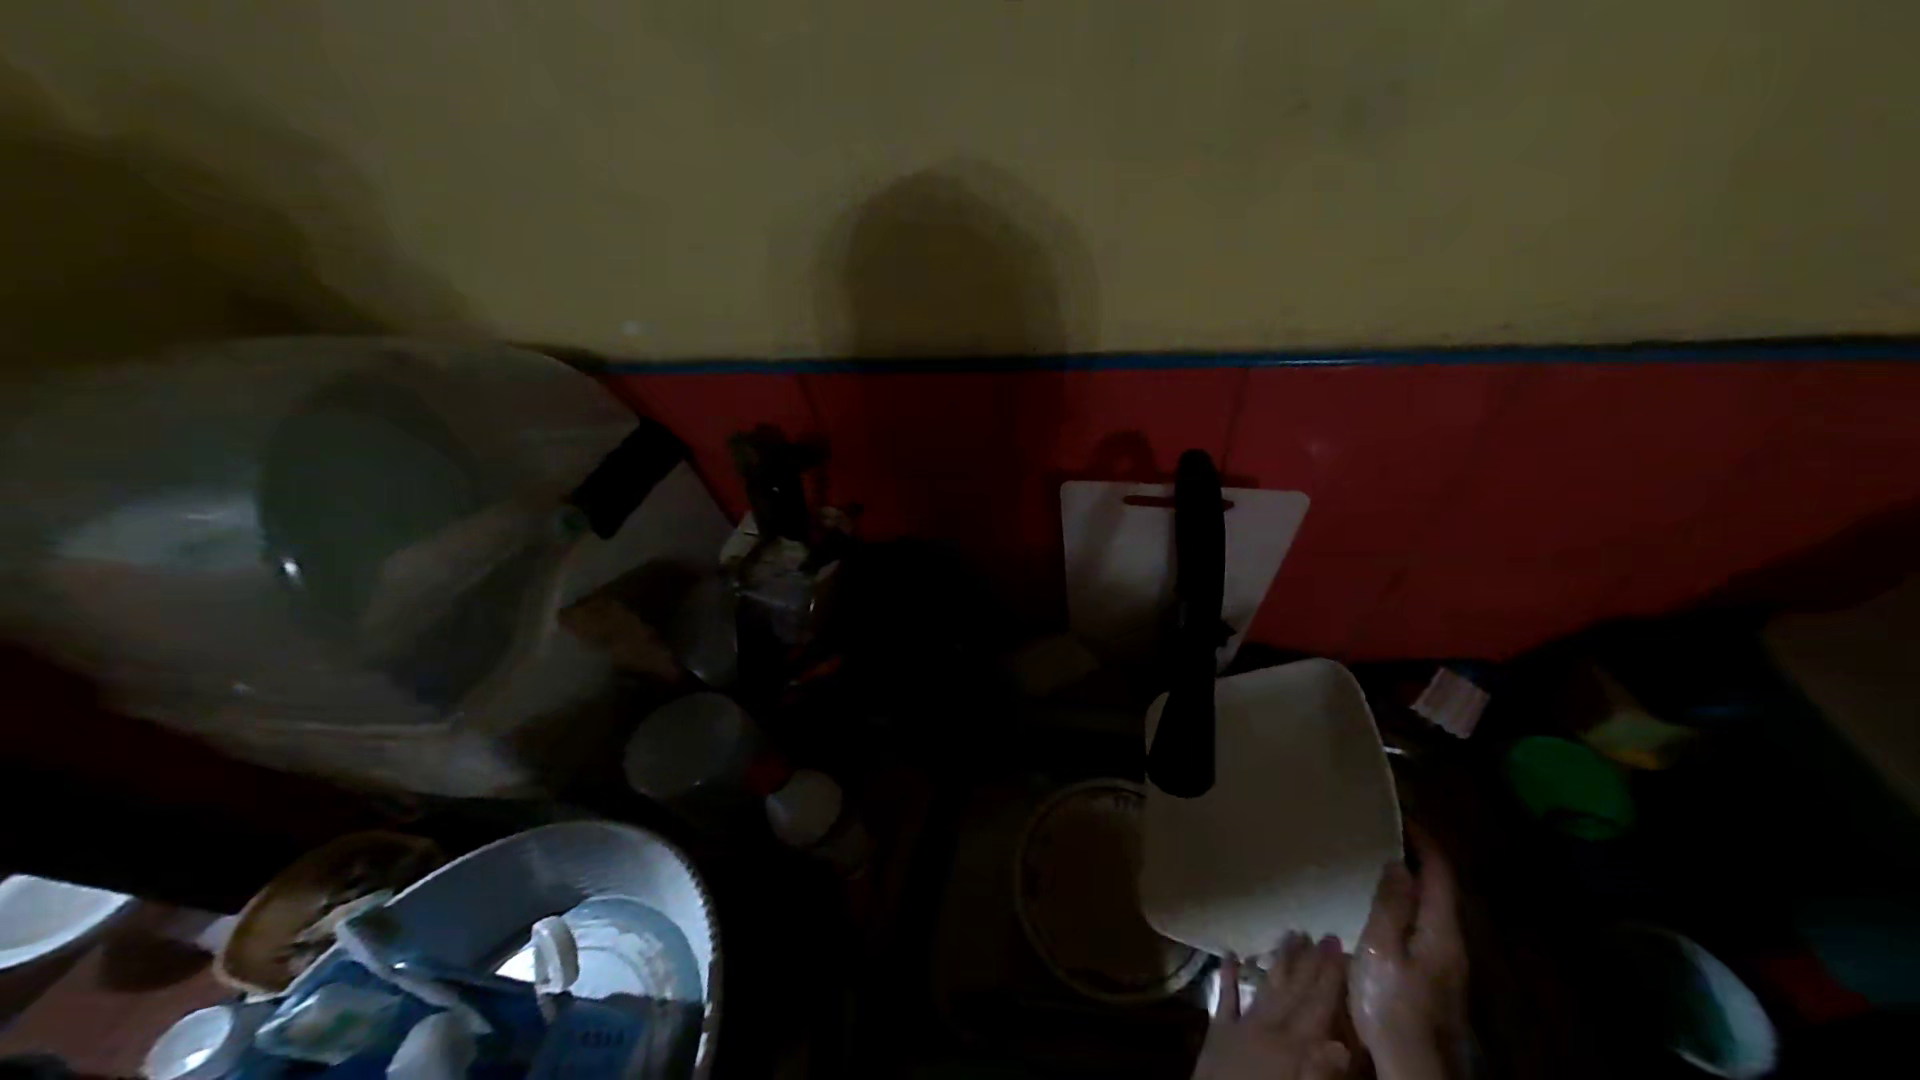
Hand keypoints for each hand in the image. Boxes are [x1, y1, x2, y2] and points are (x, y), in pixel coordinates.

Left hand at [1193, 933, 1352, 1079]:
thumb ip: (1322, 1076)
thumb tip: (1344, 1046)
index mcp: (1294, 1048)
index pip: (1317, 1004)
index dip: (1329, 974)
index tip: (1337, 943)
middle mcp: (1268, 1029)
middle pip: (1293, 990)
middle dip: (1309, 961)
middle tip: (1320, 932)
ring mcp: (1241, 1027)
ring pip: (1264, 986)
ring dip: (1277, 961)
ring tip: (1288, 934)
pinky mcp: (1217, 1034)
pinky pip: (1224, 999)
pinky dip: (1226, 974)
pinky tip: (1228, 952)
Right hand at [1348, 825, 1468, 1079]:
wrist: (1412, 1067)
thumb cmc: (1392, 1005)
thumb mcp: (1382, 950)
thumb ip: (1391, 906)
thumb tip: (1399, 864)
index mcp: (1442, 931)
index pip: (1441, 874)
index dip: (1425, 841)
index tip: (1399, 814)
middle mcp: (1452, 943)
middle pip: (1442, 890)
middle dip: (1418, 857)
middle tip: (1382, 832)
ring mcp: (1445, 963)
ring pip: (1433, 909)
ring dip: (1411, 881)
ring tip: (1376, 862)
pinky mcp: (1434, 978)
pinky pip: (1422, 925)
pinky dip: (1406, 903)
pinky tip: (1381, 908)